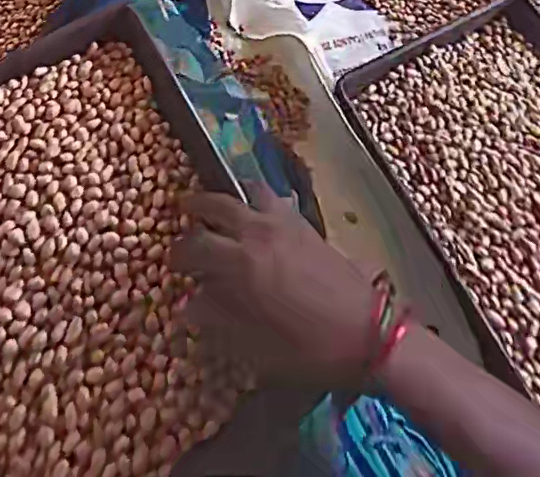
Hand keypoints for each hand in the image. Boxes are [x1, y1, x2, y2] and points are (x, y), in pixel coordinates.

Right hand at [171, 184, 375, 389]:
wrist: (368, 332)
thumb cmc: (309, 347)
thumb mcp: (256, 347)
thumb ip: (219, 320)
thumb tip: (189, 304)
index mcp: (241, 263)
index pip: (195, 245)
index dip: (178, 252)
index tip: (171, 260)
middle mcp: (258, 231)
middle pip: (217, 204)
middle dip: (195, 206)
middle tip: (184, 211)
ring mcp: (283, 222)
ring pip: (247, 191)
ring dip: (228, 194)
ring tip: (220, 203)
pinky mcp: (304, 223)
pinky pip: (274, 198)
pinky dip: (258, 197)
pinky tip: (258, 211)